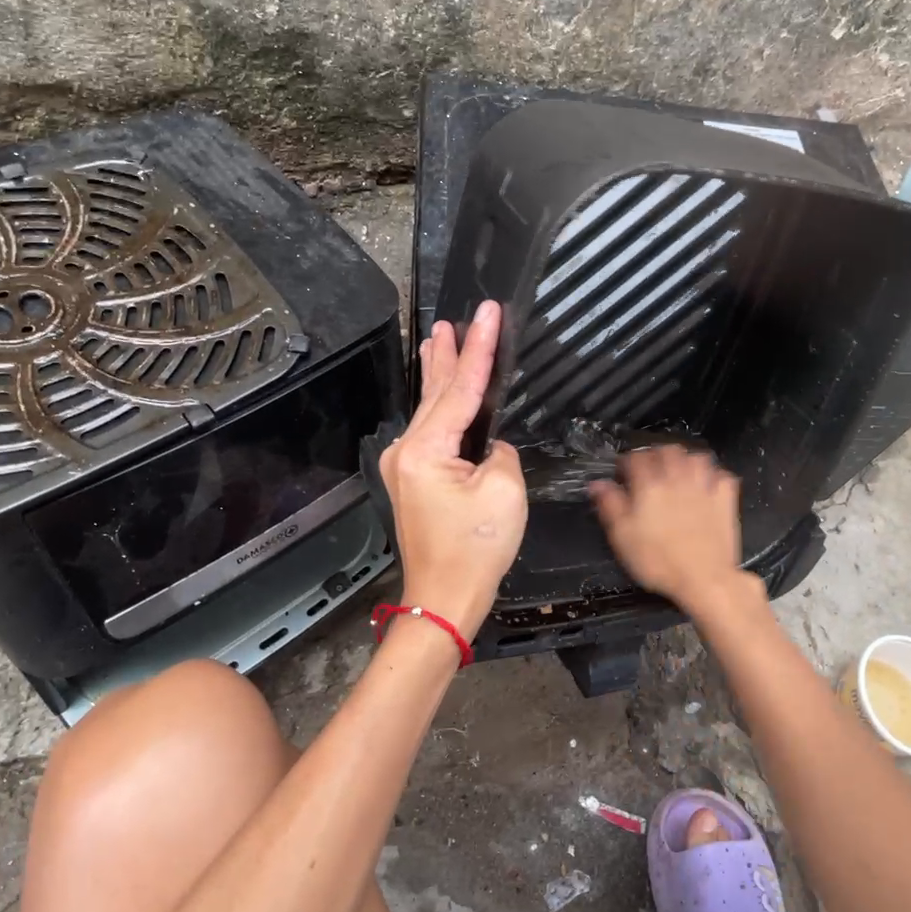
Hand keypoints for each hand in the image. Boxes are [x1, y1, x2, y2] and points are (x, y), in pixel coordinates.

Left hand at [377, 300, 526, 637]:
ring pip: (430, 409)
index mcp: (425, 450)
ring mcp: (405, 466)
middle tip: (458, 317)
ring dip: (441, 373)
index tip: (489, 312)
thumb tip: (489, 447)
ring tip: (443, 337)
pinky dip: (442, 405)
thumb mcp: (505, 491)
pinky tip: (444, 390)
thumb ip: (499, 451)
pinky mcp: (413, 480)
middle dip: (451, 352)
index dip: (480, 348)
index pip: (461, 388)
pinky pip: (430, 430)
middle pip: (436, 392)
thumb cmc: (475, 548)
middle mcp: (406, 451)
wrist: (445, 598)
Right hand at [589, 446, 758, 613]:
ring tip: (679, 470)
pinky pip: (723, 476)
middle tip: (650, 467)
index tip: (622, 472)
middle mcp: (678, 480)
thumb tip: (598, 484)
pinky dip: (715, 476)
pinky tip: (708, 484)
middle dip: (657, 454)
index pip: (637, 458)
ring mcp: (705, 488)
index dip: (627, 461)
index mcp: (650, 486)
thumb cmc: (659, 562)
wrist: (704, 579)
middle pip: (668, 451)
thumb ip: (610, 505)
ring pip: (698, 457)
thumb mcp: (623, 537)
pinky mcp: (725, 501)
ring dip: (686, 459)